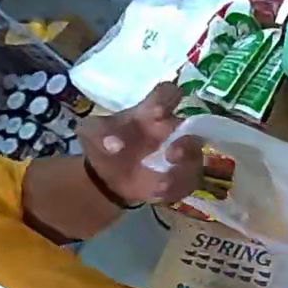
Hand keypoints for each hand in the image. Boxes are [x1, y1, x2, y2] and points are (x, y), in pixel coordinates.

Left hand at [77, 83, 203, 205]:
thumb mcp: (91, 132)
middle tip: (172, 153)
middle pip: (194, 127)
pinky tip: (157, 194)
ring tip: (164, 181)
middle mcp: (170, 131)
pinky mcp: (179, 179)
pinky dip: (175, 190)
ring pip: (196, 158)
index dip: (172, 96)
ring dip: (184, 169)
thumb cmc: (104, 145)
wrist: (104, 176)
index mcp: (150, 113)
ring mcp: (179, 155)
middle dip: (187, 140)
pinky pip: (188, 183)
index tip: (163, 110)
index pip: (169, 94)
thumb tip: (113, 144)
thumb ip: (100, 132)